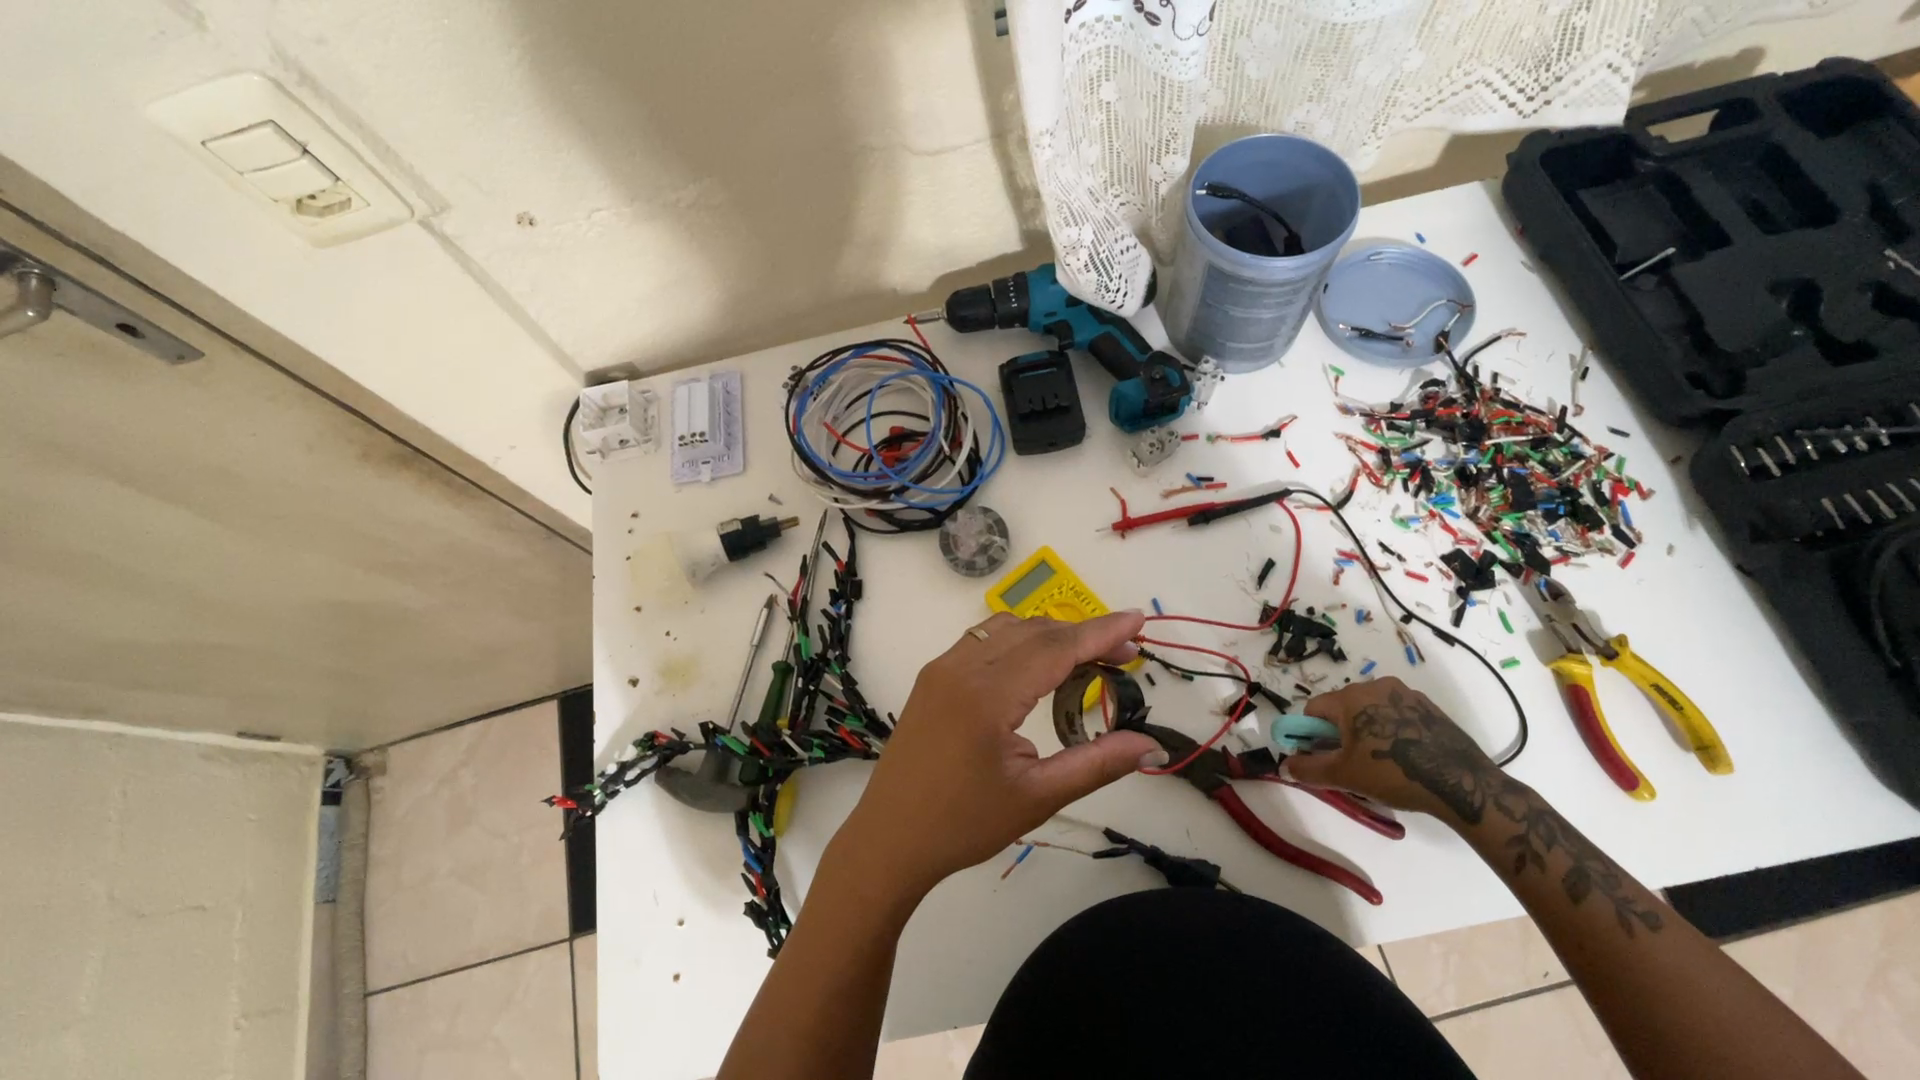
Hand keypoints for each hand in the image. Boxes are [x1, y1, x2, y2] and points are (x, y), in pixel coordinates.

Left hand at [833, 611, 1162, 897]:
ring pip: (1005, 629)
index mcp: (987, 696)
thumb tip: (1152, 746)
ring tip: (1088, 657)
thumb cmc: (964, 824)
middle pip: (1034, 631)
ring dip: (1049, 634)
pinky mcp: (930, 679)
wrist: (890, 839)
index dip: (1101, 632)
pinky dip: (1018, 641)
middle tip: (1125, 651)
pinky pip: (982, 640)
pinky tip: (1038, 665)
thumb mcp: (1038, 797)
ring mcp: (940, 669)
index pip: (1056, 648)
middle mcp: (960, 669)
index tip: (1139, 620)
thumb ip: (1098, 763)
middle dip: (1082, 634)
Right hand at [1288, 677, 1502, 821]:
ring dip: (1366, 732)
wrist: (1462, 783)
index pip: (1314, 709)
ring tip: (1379, 763)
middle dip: (1339, 734)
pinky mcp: (1430, 708)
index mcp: (1352, 697)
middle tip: (1351, 764)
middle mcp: (1378, 686)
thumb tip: (1285, 767)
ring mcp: (1407, 695)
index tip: (1320, 756)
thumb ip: (1307, 769)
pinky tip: (1402, 758)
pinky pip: (1396, 715)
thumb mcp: (1343, 775)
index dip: (1310, 734)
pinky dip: (1391, 732)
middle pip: (1343, 708)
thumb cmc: (1393, 774)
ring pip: (1371, 711)